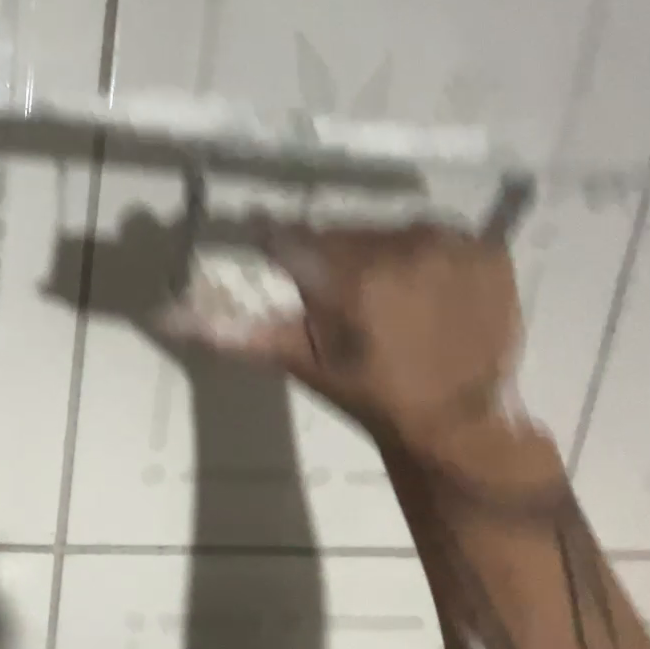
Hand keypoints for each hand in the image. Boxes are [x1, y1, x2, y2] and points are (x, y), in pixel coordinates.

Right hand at [164, 219, 524, 456]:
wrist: (457, 418)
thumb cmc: (365, 392)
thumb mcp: (295, 359)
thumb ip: (233, 332)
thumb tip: (163, 317)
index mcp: (349, 279)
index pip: (289, 236)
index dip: (272, 243)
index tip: (266, 251)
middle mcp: (401, 249)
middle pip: (337, 233)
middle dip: (323, 256)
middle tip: (328, 291)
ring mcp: (451, 245)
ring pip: (383, 230)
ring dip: (369, 253)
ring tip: (376, 291)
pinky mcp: (486, 249)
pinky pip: (431, 235)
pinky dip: (418, 255)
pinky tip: (418, 287)